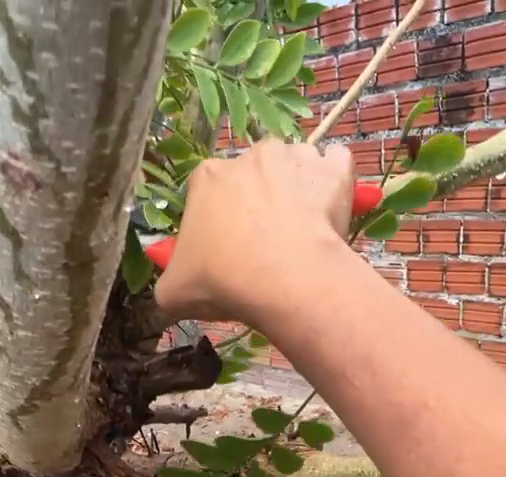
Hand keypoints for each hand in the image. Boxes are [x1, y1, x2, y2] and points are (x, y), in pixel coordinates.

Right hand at [153, 140, 355, 324]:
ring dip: (295, 191)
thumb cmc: (222, 281)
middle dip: (257, 205)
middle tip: (264, 248)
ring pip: (294, 168)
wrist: (284, 280)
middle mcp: (250, 155)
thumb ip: (169, 281)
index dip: (216, 222)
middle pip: (252, 178)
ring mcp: (295, 156)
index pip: (208, 193)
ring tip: (299, 232)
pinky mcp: (333, 170)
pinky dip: (334, 184)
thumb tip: (174, 286)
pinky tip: (330, 211)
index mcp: (206, 177)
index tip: (225, 250)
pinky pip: (336, 166)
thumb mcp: (173, 292)